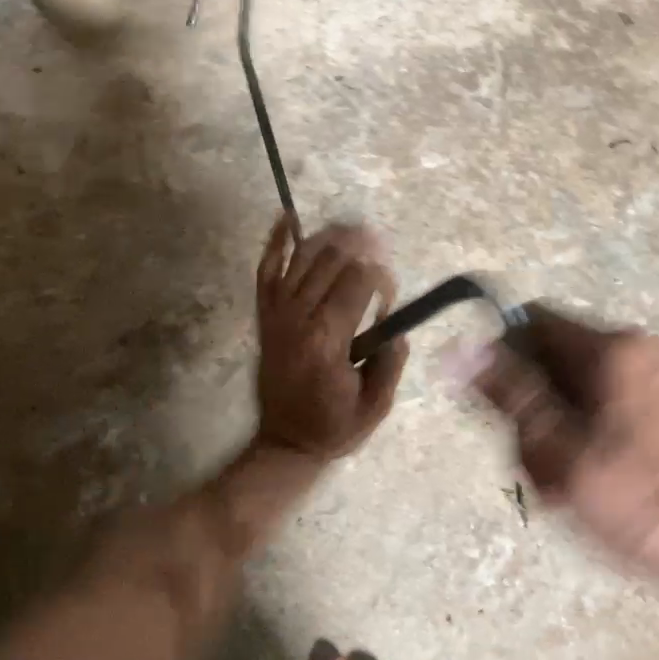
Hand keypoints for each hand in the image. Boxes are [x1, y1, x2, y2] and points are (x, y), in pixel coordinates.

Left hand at [251, 215, 406, 461]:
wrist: (285, 442)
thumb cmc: (334, 426)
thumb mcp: (376, 405)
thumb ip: (391, 360)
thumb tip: (394, 320)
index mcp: (327, 339)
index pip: (358, 281)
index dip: (380, 277)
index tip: (390, 292)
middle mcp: (298, 317)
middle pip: (331, 260)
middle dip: (360, 246)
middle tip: (379, 247)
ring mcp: (276, 311)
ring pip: (302, 256)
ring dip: (329, 236)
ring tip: (352, 228)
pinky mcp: (264, 313)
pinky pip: (266, 268)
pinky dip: (275, 241)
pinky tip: (288, 217)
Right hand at [462, 307, 658, 611]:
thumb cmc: (645, 508)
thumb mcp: (562, 453)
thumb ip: (508, 395)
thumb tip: (456, 347)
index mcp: (614, 348)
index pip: (528, 321)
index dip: (502, 360)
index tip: (498, 412)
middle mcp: (633, 353)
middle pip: (546, 360)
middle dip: (528, 413)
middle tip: (537, 468)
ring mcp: (649, 383)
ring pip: (566, 392)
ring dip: (550, 437)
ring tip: (563, 489)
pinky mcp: (657, 413)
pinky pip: (595, 411)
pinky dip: (578, 443)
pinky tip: (585, 488)